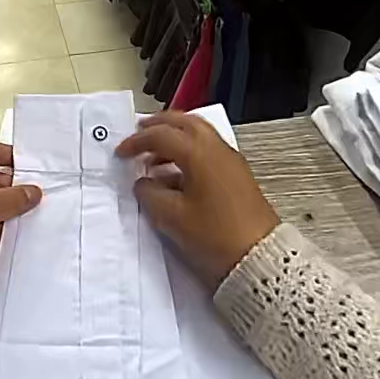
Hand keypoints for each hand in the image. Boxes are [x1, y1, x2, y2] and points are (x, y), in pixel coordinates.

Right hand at [116, 112, 278, 288]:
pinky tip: (175, 173)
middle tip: (139, 132)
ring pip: (199, 134)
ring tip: (153, 156)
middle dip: (159, 125)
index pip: (162, 135)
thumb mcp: (172, 217)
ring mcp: (230, 159)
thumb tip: (144, 183)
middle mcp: (217, 148)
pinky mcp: (237, 173)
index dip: (137, 142)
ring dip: (175, 137)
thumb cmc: (214, 235)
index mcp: (199, 153)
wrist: (259, 256)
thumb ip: (150, 194)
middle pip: (185, 122)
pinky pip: (208, 149)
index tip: (120, 154)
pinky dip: (189, 151)